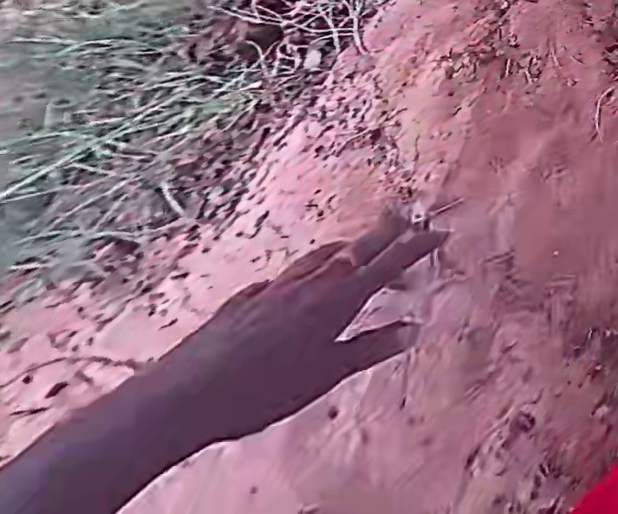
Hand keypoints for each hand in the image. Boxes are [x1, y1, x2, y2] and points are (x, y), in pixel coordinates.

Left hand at [146, 211, 445, 445]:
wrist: (178, 400)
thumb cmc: (261, 389)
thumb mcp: (326, 373)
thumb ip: (371, 347)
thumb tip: (413, 329)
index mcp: (340, 297)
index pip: (391, 261)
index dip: (418, 245)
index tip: (439, 233)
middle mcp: (314, 282)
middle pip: (360, 245)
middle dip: (388, 229)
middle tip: (407, 216)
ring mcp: (277, 287)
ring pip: (323, 255)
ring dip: (348, 248)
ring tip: (359, 249)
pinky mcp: (246, 299)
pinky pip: (286, 277)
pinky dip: (305, 273)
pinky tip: (298, 285)